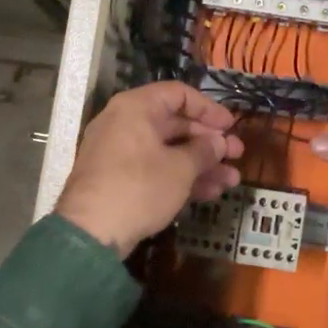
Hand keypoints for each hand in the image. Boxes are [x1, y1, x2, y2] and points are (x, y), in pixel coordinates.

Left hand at [55, 82, 244, 256]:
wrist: (90, 233)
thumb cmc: (139, 187)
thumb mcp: (180, 168)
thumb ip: (204, 150)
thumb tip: (219, 142)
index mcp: (136, 108)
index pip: (179, 95)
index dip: (209, 109)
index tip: (231, 126)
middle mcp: (124, 123)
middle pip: (175, 124)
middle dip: (209, 142)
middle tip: (237, 155)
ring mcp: (119, 153)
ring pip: (168, 151)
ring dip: (201, 165)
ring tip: (231, 181)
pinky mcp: (118, 179)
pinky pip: (155, 169)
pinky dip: (180, 177)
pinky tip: (210, 193)